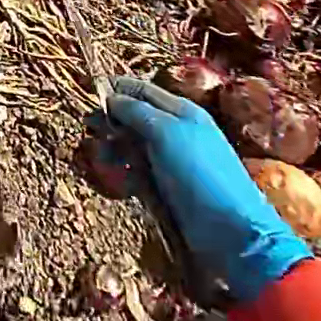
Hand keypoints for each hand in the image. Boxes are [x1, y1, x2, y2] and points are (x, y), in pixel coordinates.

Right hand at [106, 76, 310, 302]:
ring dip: (114, 149)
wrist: (231, 232)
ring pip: (131, 145)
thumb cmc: (199, 174)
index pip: (141, 89)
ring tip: (101, 160)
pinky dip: (125, 173)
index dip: (116, 88)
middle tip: (89, 131)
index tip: (89, 93)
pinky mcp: (165, 187)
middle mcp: (174, 131)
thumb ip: (136, 111)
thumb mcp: (166, 133)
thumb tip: (110, 95)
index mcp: (179, 111)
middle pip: (133, 116)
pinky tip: (118, 181)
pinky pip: (137, 171)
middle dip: (110, 122)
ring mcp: (170, 160)